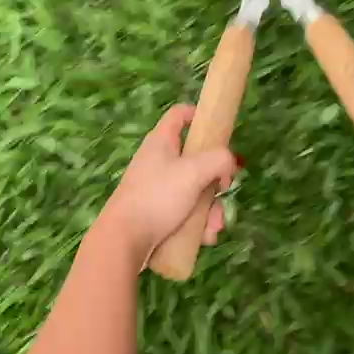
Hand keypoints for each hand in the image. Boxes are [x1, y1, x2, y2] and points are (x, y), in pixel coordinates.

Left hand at [94, 104, 239, 266]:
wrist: (125, 239)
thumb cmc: (158, 196)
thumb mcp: (193, 172)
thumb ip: (219, 160)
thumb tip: (228, 166)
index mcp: (162, 141)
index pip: (180, 114)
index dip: (199, 115)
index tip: (219, 129)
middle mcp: (159, 160)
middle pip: (197, 159)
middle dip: (216, 179)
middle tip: (223, 190)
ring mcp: (158, 187)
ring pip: (196, 190)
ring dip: (210, 209)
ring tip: (212, 227)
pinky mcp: (158, 212)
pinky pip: (187, 212)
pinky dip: (198, 224)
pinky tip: (203, 237)